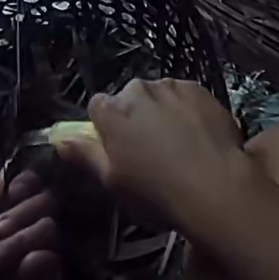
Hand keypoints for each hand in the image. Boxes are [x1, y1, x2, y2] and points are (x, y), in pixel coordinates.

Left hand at [0, 170, 60, 279]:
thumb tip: (22, 159)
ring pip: (50, 228)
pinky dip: (33, 266)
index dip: (26, 186)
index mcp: (6, 206)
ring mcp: (39, 249)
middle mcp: (26, 223)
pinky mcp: (49, 277)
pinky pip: (54, 258)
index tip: (14, 195)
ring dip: (21, 244)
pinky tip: (18, 278)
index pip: (34, 181)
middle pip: (46, 200)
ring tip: (1, 264)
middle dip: (20, 217)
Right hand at [55, 78, 250, 230]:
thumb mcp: (114, 182)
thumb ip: (86, 155)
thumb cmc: (158, 193)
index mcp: (111, 111)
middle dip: (137, 117)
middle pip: (129, 99)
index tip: (120, 148)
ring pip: (159, 96)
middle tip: (152, 151)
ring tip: (181, 145)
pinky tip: (200, 136)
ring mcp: (170, 86)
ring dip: (163, 112)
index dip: (107, 127)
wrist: (218, 186)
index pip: (98, 107)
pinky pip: (186, 96)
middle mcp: (137, 90)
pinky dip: (188, 110)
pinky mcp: (199, 89)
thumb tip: (59, 139)